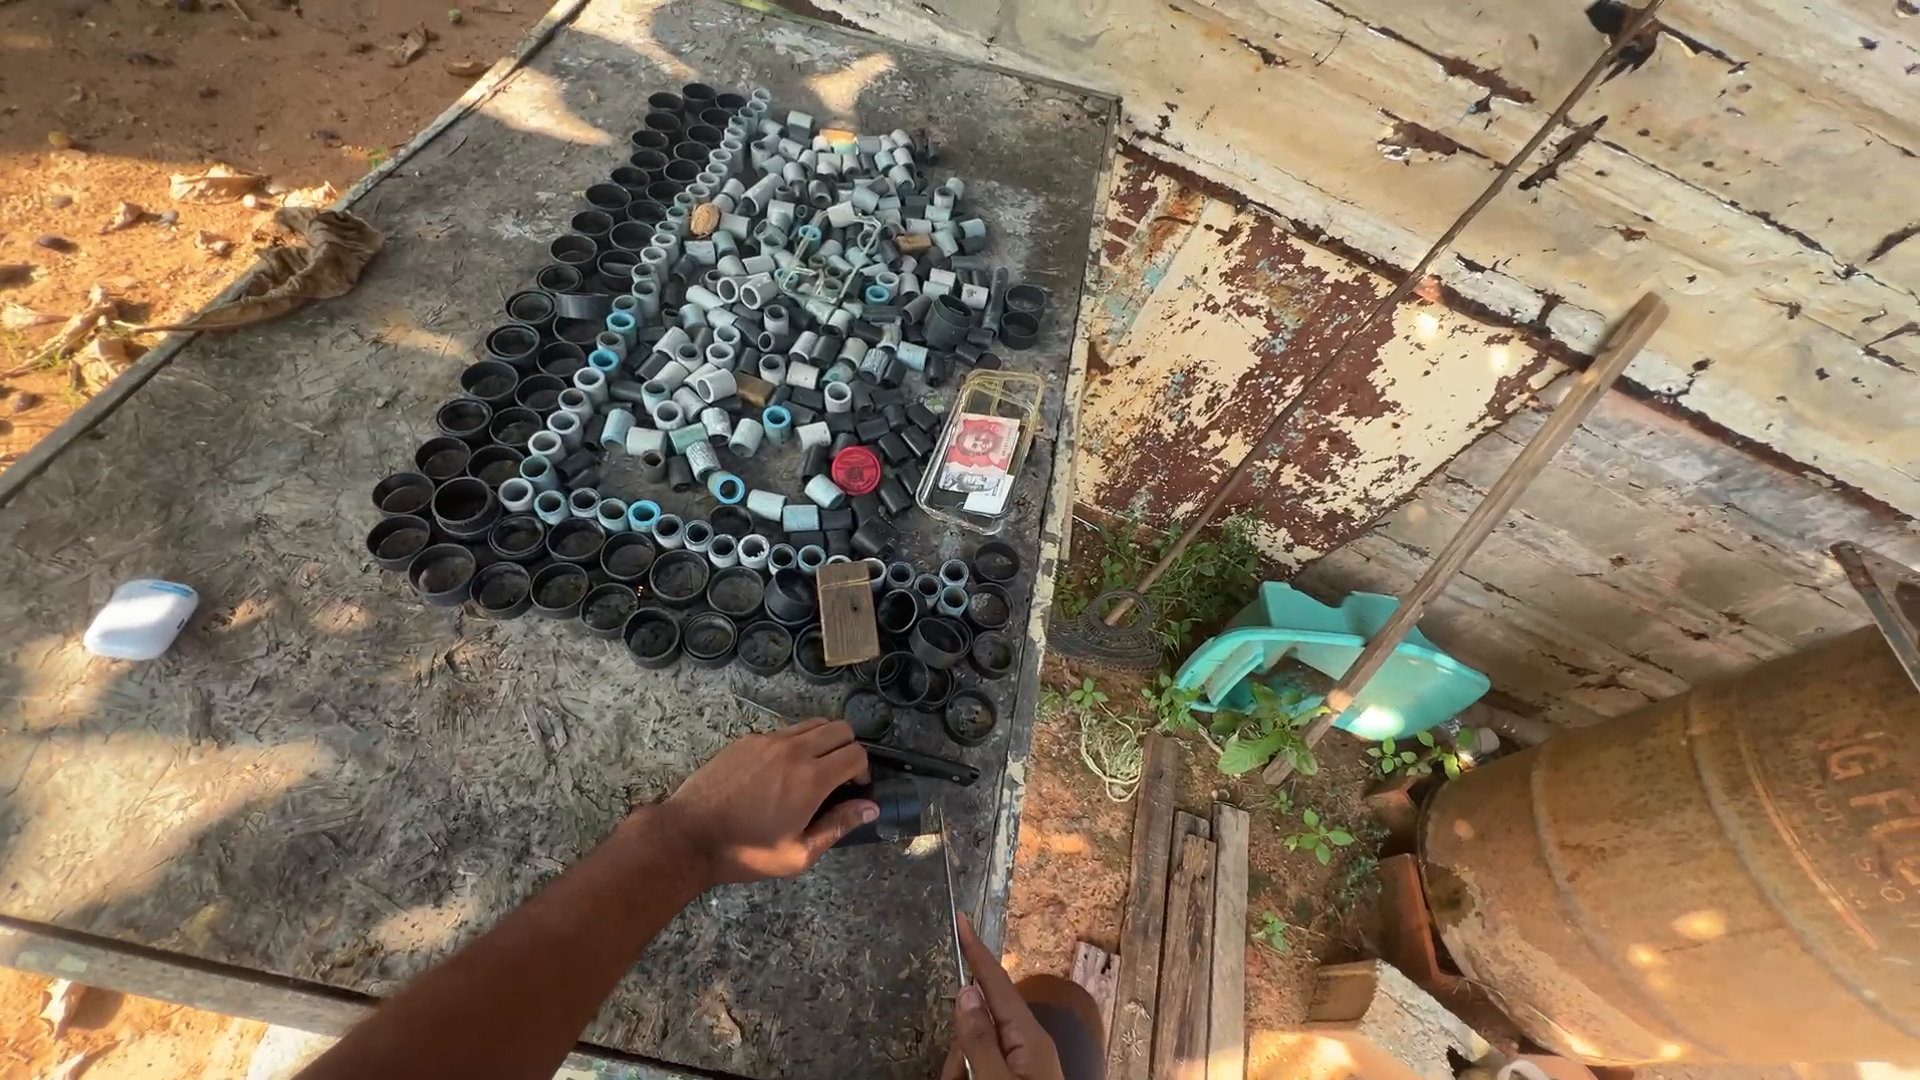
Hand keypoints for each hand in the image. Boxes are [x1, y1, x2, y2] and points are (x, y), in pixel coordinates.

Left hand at [663, 719, 874, 886]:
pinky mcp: (748, 739)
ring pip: (814, 724)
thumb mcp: (798, 855)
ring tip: (812, 769)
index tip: (854, 789)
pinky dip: (795, 744)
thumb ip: (838, 826)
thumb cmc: (746, 852)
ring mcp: (769, 740)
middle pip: (841, 728)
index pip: (857, 753)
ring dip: (824, 742)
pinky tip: (779, 772)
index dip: (863, 770)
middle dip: (849, 749)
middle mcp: (794, 750)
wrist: (688, 836)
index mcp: (811, 778)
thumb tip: (870, 807)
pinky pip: (784, 731)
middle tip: (838, 776)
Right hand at [940, 914, 1064, 1079]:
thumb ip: (980, 1040)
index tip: (963, 916)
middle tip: (954, 1077)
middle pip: (979, 1021)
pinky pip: (982, 1066)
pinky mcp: (1017, 1077)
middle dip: (960, 1048)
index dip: (977, 950)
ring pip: (975, 1047)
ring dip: (960, 1069)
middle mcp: (1027, 1043)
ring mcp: (1023, 1063)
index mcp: (1029, 1036)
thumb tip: (967, 990)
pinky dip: (968, 1075)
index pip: (997, 981)